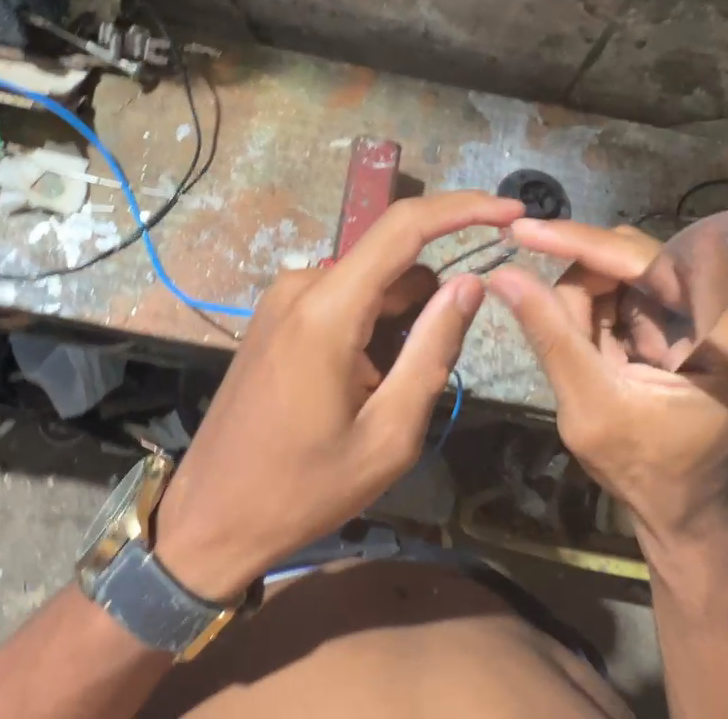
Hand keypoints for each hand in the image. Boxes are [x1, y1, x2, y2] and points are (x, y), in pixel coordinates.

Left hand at [151, 191, 526, 599]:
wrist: (212, 517)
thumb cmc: (303, 489)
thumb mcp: (388, 434)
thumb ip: (433, 350)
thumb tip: (470, 283)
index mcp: (328, 309)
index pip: (404, 226)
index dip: (464, 210)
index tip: (514, 212)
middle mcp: (301, 285)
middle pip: (394, 266)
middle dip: (427, 307)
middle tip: (419, 383)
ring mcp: (282, 299)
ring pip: (371, 285)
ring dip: (397, 326)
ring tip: (378, 399)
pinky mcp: (276, 317)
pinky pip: (343, 300)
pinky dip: (369, 330)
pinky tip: (356, 389)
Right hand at [487, 218, 727, 538]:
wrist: (683, 510)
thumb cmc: (643, 470)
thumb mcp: (590, 405)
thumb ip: (552, 335)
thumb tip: (503, 274)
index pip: (647, 262)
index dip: (580, 244)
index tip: (521, 230)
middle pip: (640, 257)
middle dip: (587, 289)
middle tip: (563, 334)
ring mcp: (722, 309)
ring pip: (633, 268)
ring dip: (594, 303)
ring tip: (592, 358)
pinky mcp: (702, 314)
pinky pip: (638, 286)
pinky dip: (606, 311)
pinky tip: (606, 352)